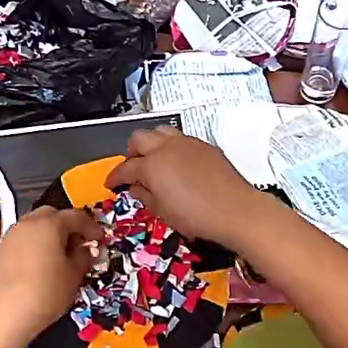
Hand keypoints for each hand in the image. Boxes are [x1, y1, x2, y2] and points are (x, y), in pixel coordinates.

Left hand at [0, 207, 100, 341]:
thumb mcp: (74, 276)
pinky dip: (35, 246)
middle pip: (52, 215)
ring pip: (35, 226)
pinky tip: (42, 266)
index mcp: (49, 225)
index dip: (92, 227)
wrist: (2, 317)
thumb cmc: (44, 294)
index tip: (100, 238)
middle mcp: (27, 224)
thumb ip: (83, 257)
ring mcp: (10, 237)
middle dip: (68, 226)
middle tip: (80, 244)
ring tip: (61, 256)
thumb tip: (85, 249)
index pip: (76, 217)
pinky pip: (23, 240)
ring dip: (50, 235)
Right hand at [104, 129, 275, 245]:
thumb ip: (145, 196)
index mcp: (151, 165)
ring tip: (153, 160)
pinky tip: (177, 163)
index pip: (125, 168)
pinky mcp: (205, 145)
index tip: (112, 184)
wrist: (235, 210)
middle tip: (132, 169)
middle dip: (131, 152)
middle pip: (139, 138)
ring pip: (160, 131)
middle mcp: (166, 147)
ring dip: (151, 143)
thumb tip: (136, 188)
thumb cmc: (196, 216)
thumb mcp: (163, 212)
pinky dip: (172, 146)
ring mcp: (187, 143)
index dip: (115, 177)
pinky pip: (181, 138)